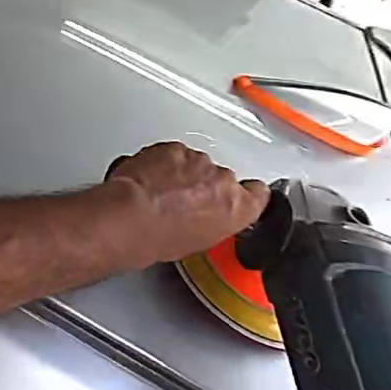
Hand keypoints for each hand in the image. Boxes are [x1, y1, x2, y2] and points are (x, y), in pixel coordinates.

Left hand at [99, 142, 267, 266]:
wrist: (132, 217)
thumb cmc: (160, 236)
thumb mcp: (200, 241)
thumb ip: (213, 222)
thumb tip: (200, 219)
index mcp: (240, 207)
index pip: (257, 194)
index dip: (241, 194)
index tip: (228, 197)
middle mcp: (224, 180)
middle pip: (220, 176)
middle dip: (201, 184)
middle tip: (178, 197)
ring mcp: (198, 160)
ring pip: (193, 162)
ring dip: (179, 171)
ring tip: (157, 188)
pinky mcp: (172, 148)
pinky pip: (170, 152)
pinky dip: (160, 159)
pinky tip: (146, 175)